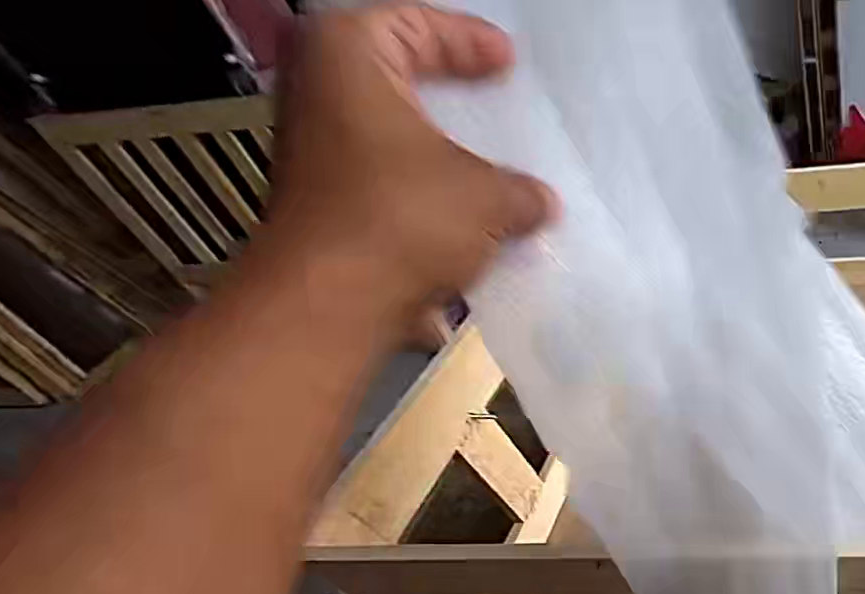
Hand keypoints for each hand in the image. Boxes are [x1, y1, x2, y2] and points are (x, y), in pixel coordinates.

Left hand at [259, 4, 555, 323]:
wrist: (341, 295)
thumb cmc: (404, 218)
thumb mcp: (487, 196)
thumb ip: (522, 191)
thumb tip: (541, 201)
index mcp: (346, 57)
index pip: (413, 23)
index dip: (467, 39)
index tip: (508, 59)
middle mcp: (323, 93)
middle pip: (402, 77)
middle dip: (456, 94)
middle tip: (502, 101)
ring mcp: (327, 151)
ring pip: (404, 137)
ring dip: (454, 154)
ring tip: (501, 168)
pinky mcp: (342, 202)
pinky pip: (404, 183)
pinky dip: (442, 194)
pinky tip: (482, 216)